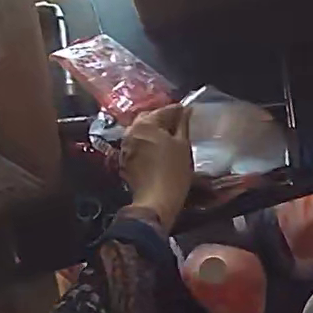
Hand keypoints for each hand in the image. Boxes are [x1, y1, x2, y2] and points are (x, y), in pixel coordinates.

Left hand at [121, 105, 193, 228]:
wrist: (156, 202)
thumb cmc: (174, 172)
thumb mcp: (183, 145)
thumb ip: (183, 124)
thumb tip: (185, 111)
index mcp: (145, 123)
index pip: (165, 110)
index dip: (178, 111)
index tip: (188, 112)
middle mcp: (130, 131)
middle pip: (149, 119)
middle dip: (163, 120)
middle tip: (178, 125)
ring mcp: (125, 147)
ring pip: (141, 133)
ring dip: (154, 132)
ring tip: (169, 138)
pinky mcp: (124, 161)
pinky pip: (137, 146)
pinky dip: (147, 145)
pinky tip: (158, 151)